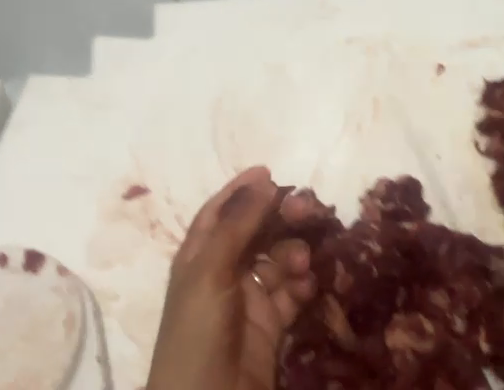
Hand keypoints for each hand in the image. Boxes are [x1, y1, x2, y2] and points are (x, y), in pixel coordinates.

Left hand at [146, 167, 317, 389]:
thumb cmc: (196, 333)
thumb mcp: (209, 272)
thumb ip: (237, 225)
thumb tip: (264, 179)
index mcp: (198, 256)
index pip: (220, 212)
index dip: (242, 190)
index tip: (270, 171)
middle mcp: (222, 273)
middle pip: (255, 232)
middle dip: (279, 217)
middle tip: (306, 209)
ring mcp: (247, 301)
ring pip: (277, 261)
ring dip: (293, 253)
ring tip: (302, 261)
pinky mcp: (270, 327)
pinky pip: (291, 294)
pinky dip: (302, 285)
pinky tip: (307, 284)